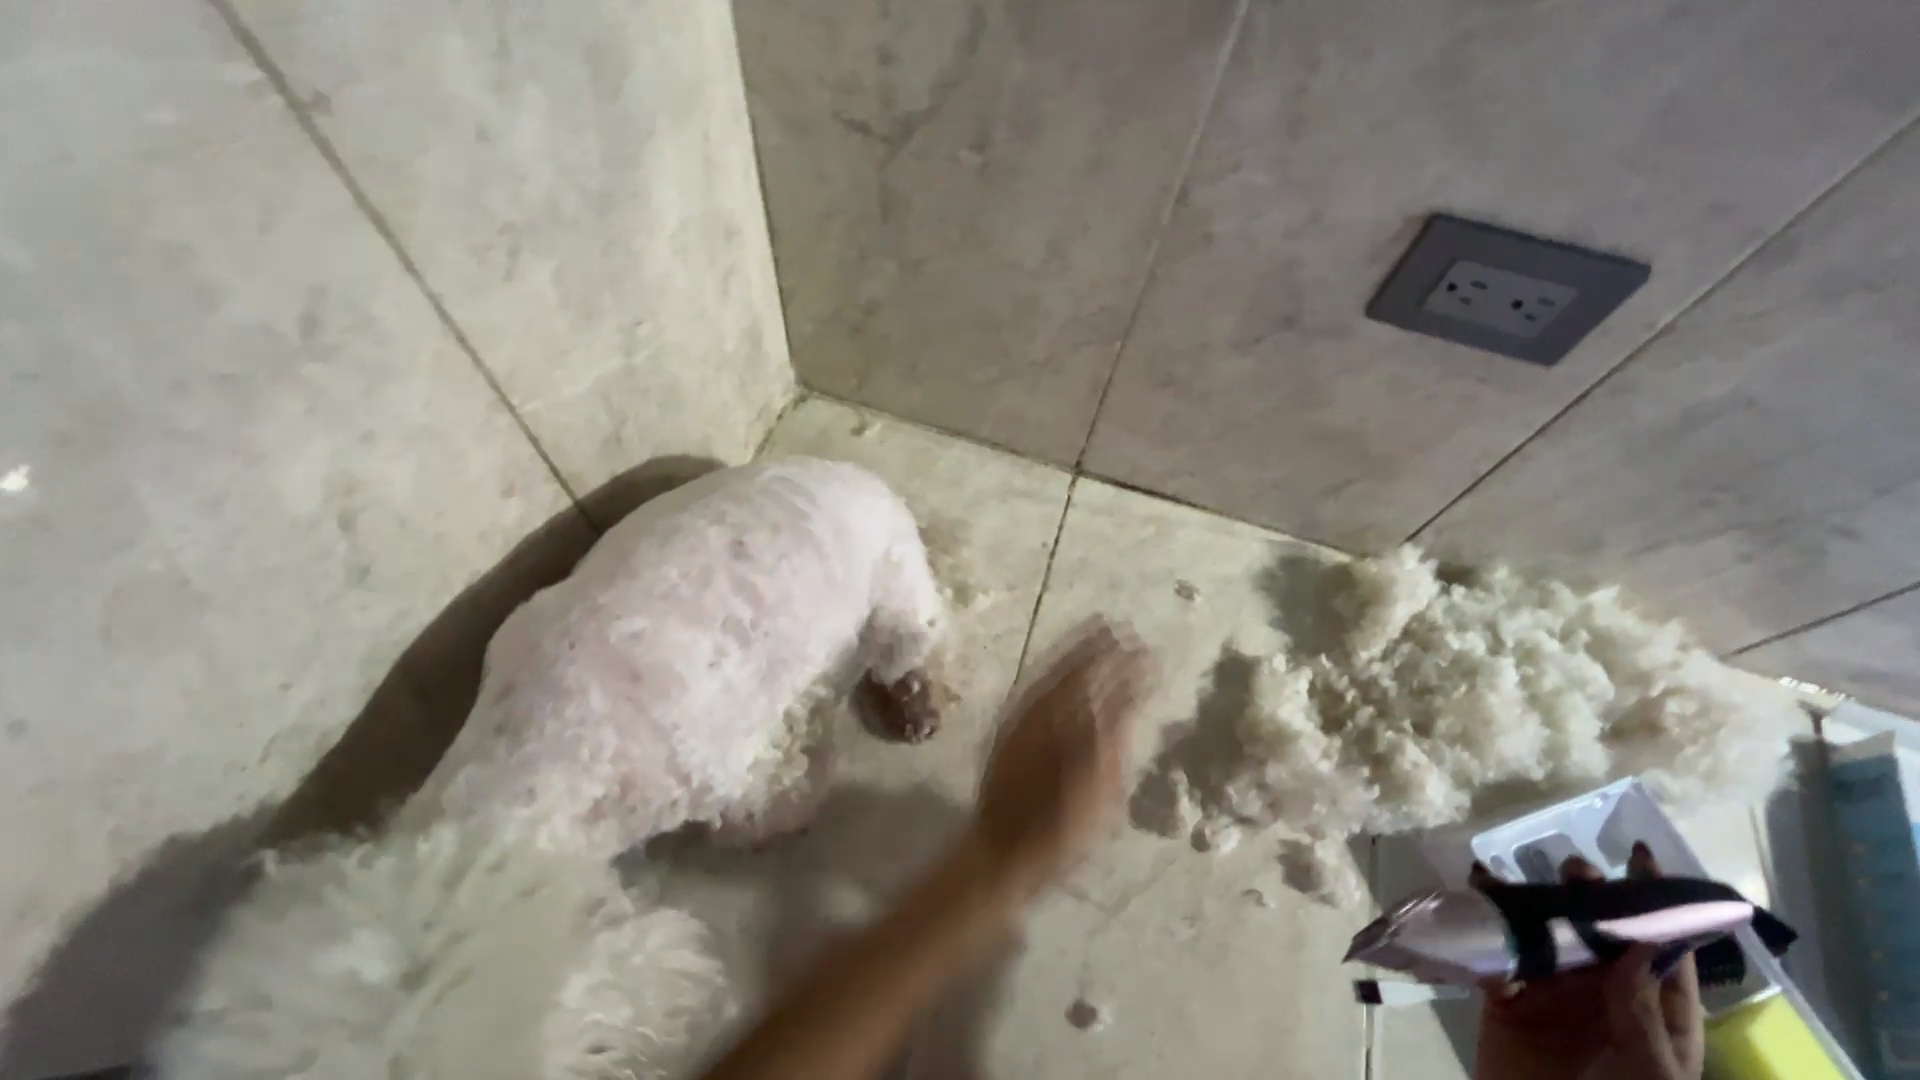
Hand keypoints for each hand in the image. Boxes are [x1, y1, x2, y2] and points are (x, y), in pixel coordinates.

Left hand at [969, 621, 1155, 895]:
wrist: (1002, 850)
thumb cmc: (1058, 833)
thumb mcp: (1099, 794)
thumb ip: (1111, 742)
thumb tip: (1125, 702)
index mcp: (1071, 729)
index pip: (1105, 688)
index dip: (1126, 668)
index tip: (1147, 653)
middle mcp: (1044, 716)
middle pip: (1077, 674)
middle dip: (1101, 650)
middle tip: (1122, 631)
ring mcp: (1023, 720)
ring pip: (1053, 674)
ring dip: (1075, 651)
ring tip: (1096, 632)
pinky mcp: (1010, 728)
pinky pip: (1035, 686)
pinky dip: (1053, 669)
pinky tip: (1063, 664)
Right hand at [1473, 845, 1705, 1079]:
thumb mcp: (1651, 1074)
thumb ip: (1643, 1012)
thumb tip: (1637, 942)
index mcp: (1653, 1013)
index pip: (1660, 948)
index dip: (1656, 903)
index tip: (1640, 857)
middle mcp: (1603, 995)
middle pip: (1596, 931)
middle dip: (1586, 894)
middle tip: (1573, 869)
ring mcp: (1552, 996)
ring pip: (1541, 935)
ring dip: (1526, 902)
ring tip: (1508, 876)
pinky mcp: (1504, 1001)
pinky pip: (1494, 957)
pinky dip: (1481, 926)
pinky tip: (1472, 902)